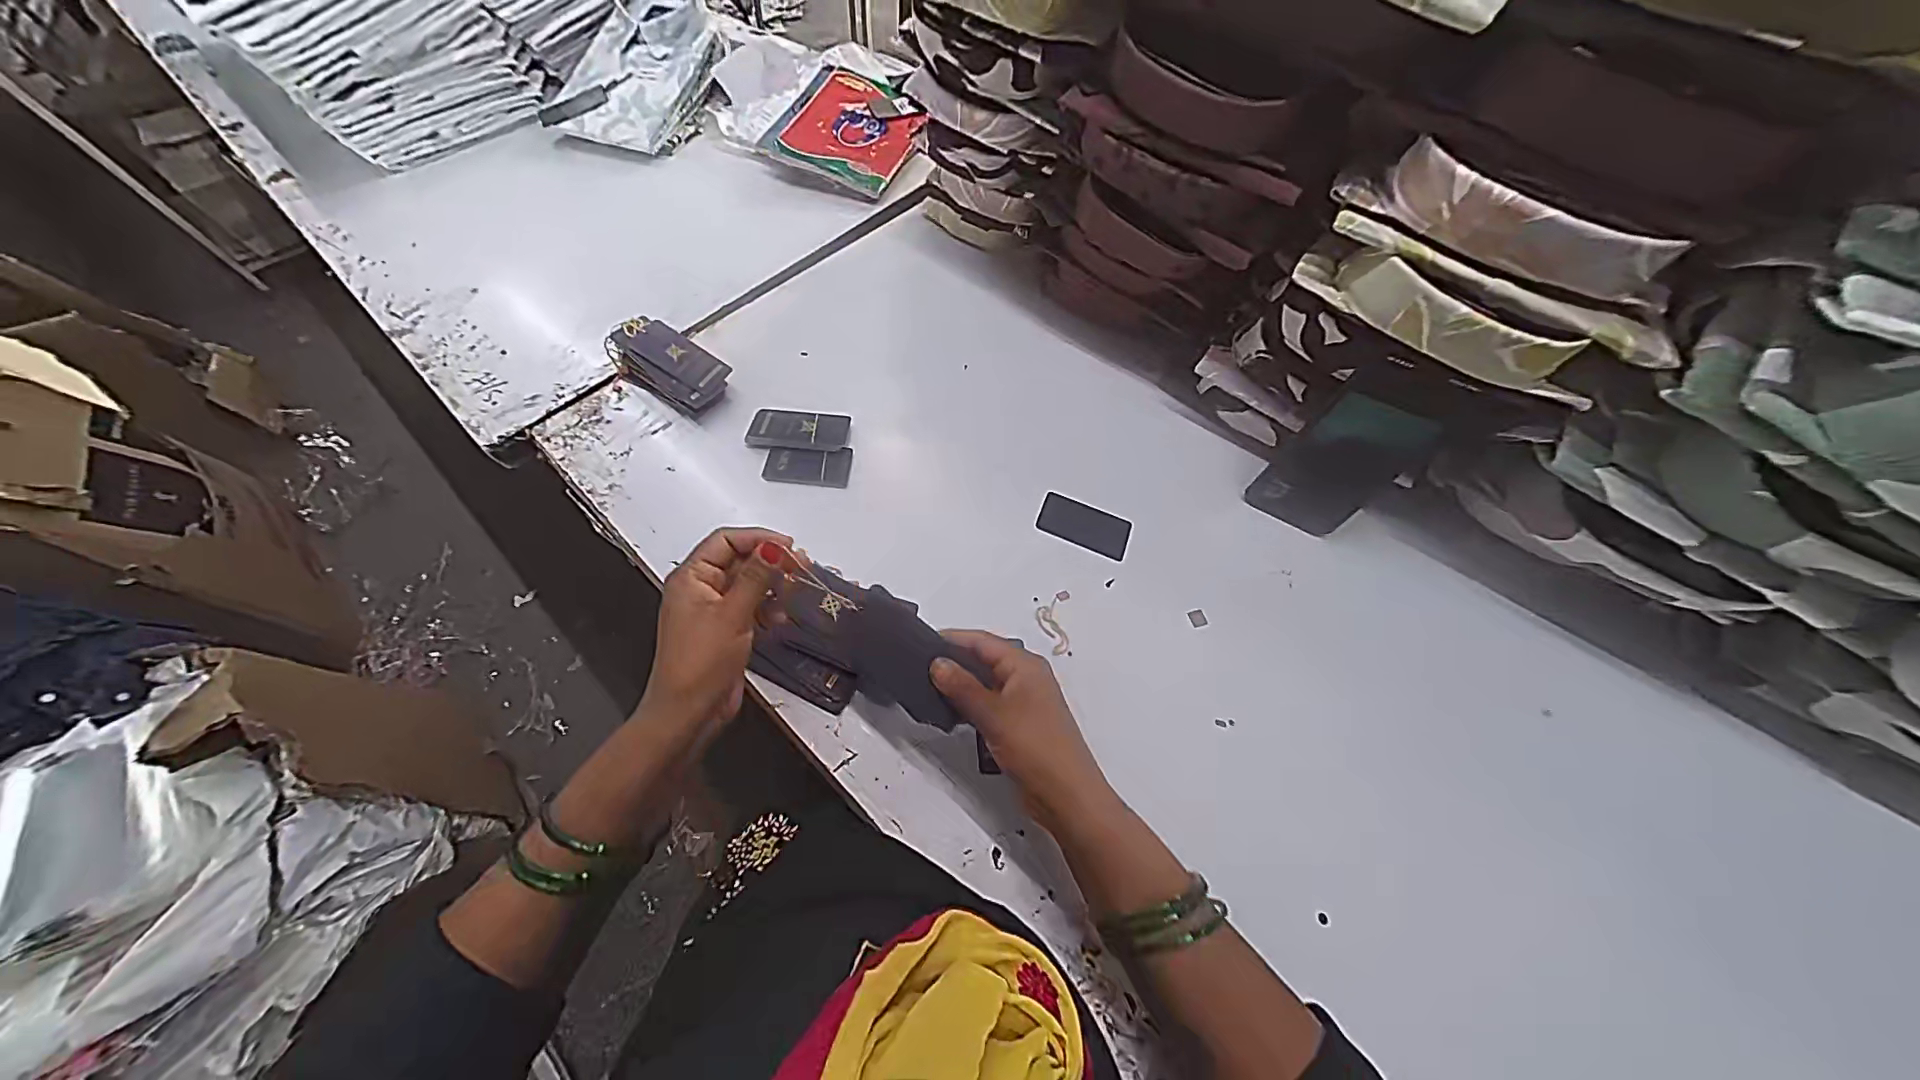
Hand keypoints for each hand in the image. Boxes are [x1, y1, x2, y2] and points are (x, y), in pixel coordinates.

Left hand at [640, 527, 791, 740]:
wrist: (688, 712)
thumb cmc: (696, 667)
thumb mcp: (732, 614)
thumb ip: (755, 577)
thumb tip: (772, 548)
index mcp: (691, 578)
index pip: (726, 541)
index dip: (758, 539)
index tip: (788, 546)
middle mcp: (700, 590)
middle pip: (739, 560)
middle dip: (770, 562)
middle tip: (798, 567)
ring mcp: (713, 610)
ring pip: (749, 584)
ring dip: (771, 586)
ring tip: (791, 594)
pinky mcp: (726, 630)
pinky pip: (751, 607)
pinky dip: (767, 608)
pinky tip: (778, 618)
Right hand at [932, 630, 1119, 833]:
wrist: (1066, 795)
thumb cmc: (1039, 750)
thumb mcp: (992, 713)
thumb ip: (962, 686)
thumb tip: (939, 664)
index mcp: (1025, 665)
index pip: (982, 641)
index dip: (953, 639)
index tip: (925, 643)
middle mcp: (1027, 679)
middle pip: (984, 660)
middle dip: (955, 663)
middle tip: (923, 668)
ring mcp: (1024, 702)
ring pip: (985, 684)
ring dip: (963, 687)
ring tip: (932, 690)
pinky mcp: (1019, 725)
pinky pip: (989, 706)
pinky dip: (972, 707)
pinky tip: (954, 714)